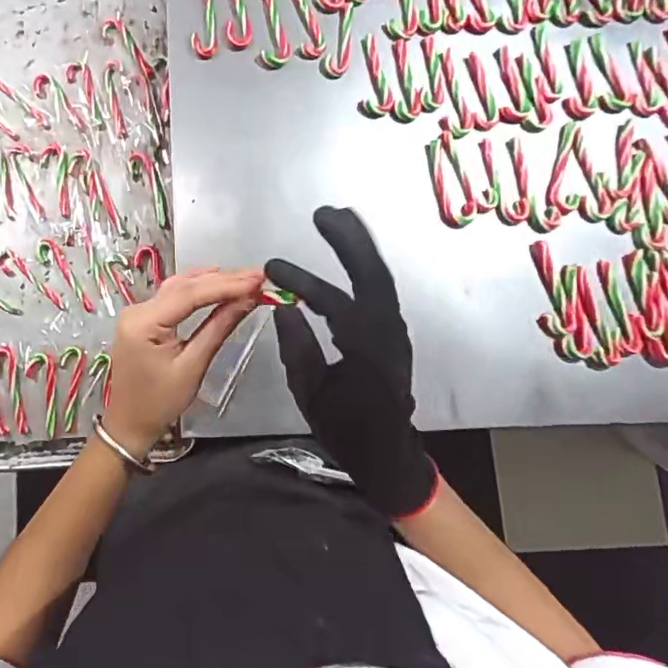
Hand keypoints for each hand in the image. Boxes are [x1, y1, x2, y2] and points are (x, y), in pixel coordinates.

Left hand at [103, 266, 262, 455]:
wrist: (128, 424)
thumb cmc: (159, 403)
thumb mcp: (193, 366)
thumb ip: (218, 328)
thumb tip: (246, 301)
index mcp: (143, 323)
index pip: (190, 294)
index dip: (226, 284)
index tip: (257, 279)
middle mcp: (137, 310)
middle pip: (184, 286)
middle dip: (222, 279)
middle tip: (258, 276)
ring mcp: (137, 313)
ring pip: (178, 287)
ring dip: (210, 281)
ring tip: (244, 278)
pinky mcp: (141, 320)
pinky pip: (171, 297)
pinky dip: (196, 290)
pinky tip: (216, 284)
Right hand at [266, 207, 434, 519]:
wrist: (388, 454)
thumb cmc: (346, 429)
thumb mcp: (312, 393)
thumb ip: (298, 348)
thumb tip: (283, 308)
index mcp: (366, 347)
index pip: (333, 302)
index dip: (301, 282)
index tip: (272, 268)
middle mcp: (388, 331)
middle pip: (373, 273)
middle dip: (350, 240)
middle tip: (324, 213)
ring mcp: (395, 331)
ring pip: (380, 279)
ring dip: (360, 249)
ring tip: (338, 223)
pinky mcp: (392, 335)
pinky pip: (379, 293)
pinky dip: (364, 270)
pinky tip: (348, 261)